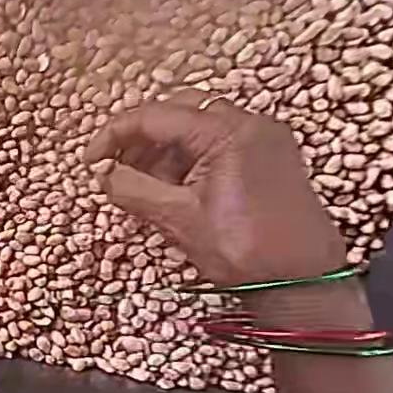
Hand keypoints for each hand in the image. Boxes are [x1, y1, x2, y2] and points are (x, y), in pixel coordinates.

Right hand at [84, 91, 346, 285]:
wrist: (303, 281)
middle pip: (177, 111)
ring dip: (159, 151)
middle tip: (112, 168)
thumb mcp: (176, 218)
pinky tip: (167, 190)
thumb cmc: (244, 249)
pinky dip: (183, 161)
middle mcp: (250, 125)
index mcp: (228, 133)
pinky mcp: (265, 160)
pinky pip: (214, 145)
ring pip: (194, 127)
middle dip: (137, 138)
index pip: (155, 115)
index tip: (89, 162)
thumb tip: (102, 174)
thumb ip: (132, 189)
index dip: (113, 135)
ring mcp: (262, 141)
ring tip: (137, 185)